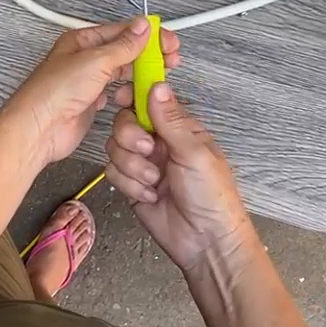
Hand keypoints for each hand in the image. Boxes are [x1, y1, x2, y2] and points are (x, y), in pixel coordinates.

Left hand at [0, 18, 181, 167]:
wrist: (39, 128)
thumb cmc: (54, 92)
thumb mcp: (96, 61)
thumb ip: (123, 45)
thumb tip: (143, 27)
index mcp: (82, 41)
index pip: (122, 32)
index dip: (147, 36)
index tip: (169, 42)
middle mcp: (84, 60)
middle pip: (124, 52)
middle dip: (148, 56)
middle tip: (170, 61)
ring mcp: (87, 82)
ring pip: (121, 74)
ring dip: (138, 76)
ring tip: (156, 80)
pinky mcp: (89, 103)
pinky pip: (115, 94)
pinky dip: (127, 95)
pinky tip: (134, 97)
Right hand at [105, 82, 258, 273]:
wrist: (205, 242)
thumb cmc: (212, 196)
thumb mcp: (195, 153)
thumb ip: (171, 120)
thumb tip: (158, 85)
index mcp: (178, 128)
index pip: (149, 101)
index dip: (132, 96)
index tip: (122, 97)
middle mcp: (158, 142)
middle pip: (124, 123)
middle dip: (129, 138)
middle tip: (147, 151)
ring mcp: (143, 164)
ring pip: (114, 148)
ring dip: (132, 166)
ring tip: (153, 182)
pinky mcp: (131, 185)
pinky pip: (113, 173)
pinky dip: (129, 184)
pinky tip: (149, 196)